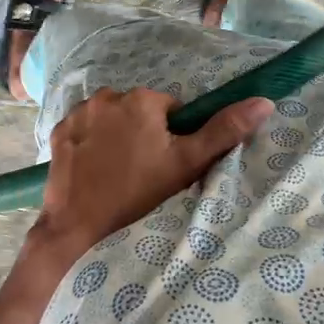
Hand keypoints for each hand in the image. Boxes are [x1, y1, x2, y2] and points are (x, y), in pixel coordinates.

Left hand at [33, 87, 272, 259]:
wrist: (77, 228)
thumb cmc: (138, 196)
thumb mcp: (187, 165)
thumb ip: (224, 130)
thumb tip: (264, 101)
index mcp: (143, 99)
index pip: (170, 110)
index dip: (172, 137)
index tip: (165, 164)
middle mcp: (108, 95)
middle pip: (138, 111)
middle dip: (143, 133)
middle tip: (142, 172)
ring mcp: (79, 112)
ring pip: (110, 119)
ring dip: (116, 136)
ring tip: (117, 173)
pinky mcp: (59, 130)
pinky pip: (84, 128)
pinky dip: (90, 142)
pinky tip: (93, 170)